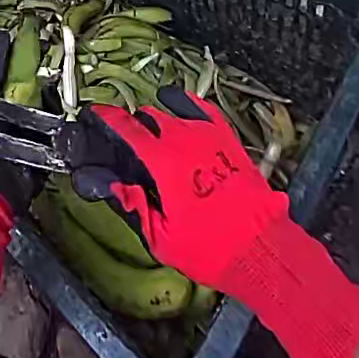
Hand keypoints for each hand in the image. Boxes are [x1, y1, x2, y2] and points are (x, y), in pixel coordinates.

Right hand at [74, 87, 358, 357]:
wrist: (262, 249)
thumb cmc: (211, 248)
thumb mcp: (162, 237)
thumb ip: (133, 204)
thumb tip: (110, 184)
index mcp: (163, 159)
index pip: (126, 126)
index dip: (106, 118)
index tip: (95, 116)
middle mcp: (183, 137)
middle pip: (147, 115)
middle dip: (133, 126)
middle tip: (127, 145)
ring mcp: (208, 133)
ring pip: (171, 110)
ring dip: (158, 119)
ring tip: (154, 136)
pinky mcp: (227, 137)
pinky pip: (201, 108)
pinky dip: (186, 107)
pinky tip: (181, 114)